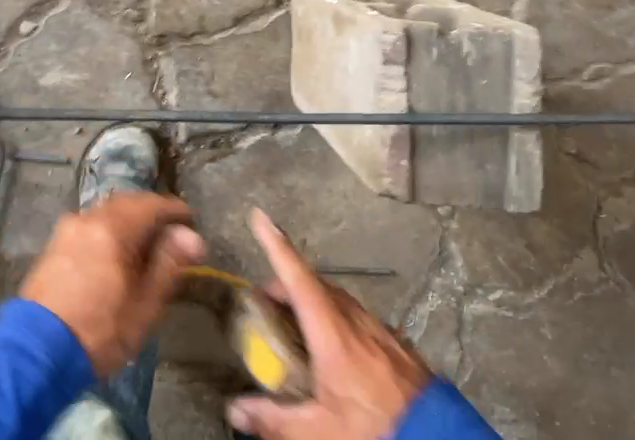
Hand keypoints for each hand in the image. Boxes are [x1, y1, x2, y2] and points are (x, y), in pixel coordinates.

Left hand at [19, 192, 205, 374]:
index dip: (173, 210)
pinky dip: (109, 230)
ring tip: (147, 244)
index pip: (150, 205)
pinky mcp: (54, 245)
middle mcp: (86, 219)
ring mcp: (66, 230)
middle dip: (150, 212)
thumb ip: (168, 265)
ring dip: (128, 220)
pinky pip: (90, 226)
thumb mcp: (144, 304)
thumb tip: (191, 236)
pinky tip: (117, 252)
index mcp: (111, 229)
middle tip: (172, 231)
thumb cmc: (101, 330)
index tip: (191, 220)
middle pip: (125, 204)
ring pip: (105, 213)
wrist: (39, 349)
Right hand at [227, 209, 430, 439]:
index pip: (299, 278)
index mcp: (334, 334)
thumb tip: (235, 410)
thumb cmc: (377, 429)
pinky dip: (338, 318)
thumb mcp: (321, 431)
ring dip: (313, 300)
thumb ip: (274, 418)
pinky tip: (337, 346)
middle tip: (266, 302)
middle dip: (287, 282)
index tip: (260, 216)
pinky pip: (359, 318)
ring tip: (298, 323)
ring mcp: (382, 332)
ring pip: (339, 300)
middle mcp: (357, 323)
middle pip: (316, 285)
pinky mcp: (399, 347)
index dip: (276, 246)